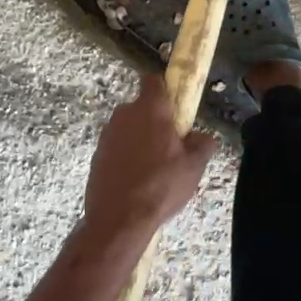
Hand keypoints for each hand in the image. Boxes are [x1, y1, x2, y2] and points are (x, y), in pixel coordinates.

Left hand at [81, 75, 219, 240]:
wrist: (119, 219)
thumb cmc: (161, 185)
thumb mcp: (193, 167)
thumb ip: (202, 145)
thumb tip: (204, 137)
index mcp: (150, 108)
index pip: (154, 80)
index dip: (164, 90)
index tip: (173, 108)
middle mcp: (125, 113)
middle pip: (141, 107)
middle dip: (153, 120)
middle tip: (168, 146)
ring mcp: (108, 133)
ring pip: (128, 128)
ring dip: (138, 139)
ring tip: (151, 168)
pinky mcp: (96, 154)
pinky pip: (116, 147)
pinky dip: (124, 156)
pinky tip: (134, 180)